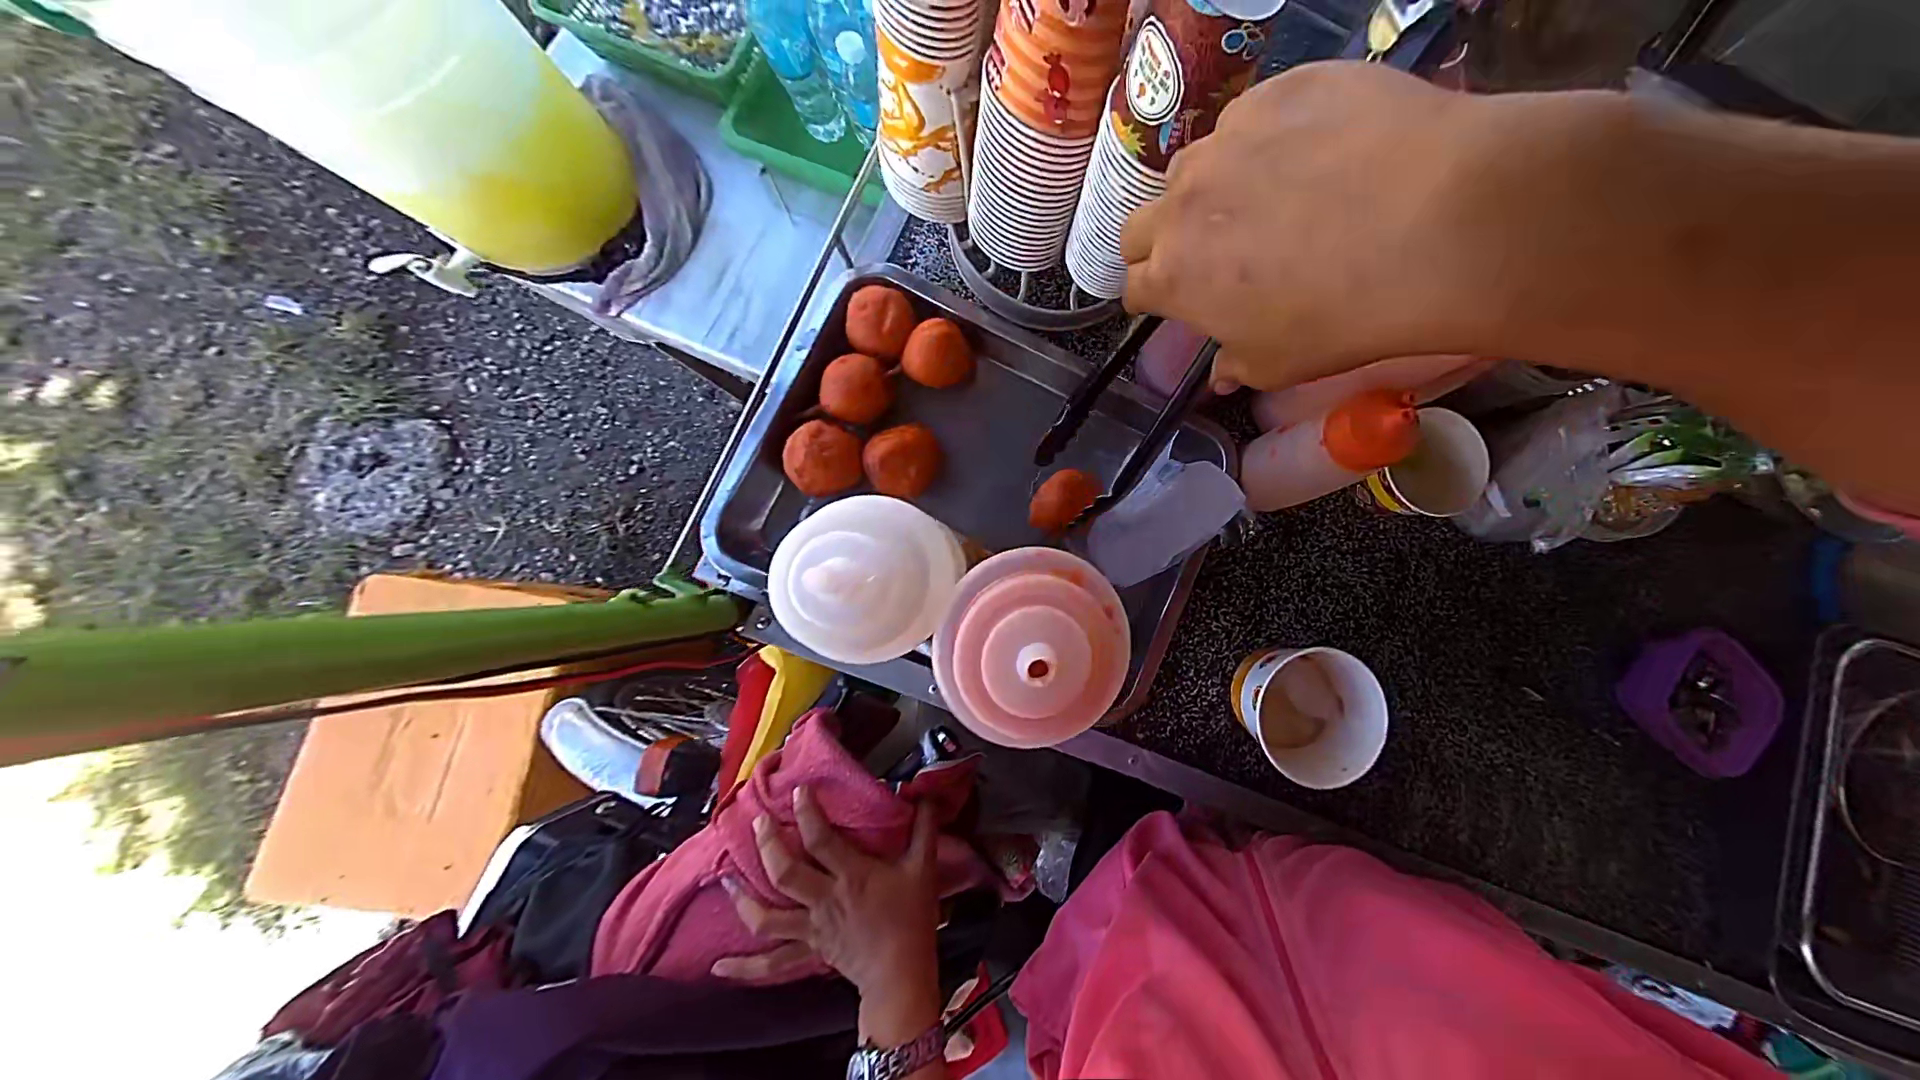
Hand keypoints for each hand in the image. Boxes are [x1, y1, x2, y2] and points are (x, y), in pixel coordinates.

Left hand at [712, 786, 940, 999]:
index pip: (822, 839)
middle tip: (757, 823)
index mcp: (852, 876)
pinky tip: (719, 967)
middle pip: (785, 873)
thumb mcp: (924, 868)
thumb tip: (927, 794)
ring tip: (726, 878)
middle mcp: (824, 900)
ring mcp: (812, 928)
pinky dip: (743, 967)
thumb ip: (925, 829)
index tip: (799, 791)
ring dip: (742, 898)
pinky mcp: (808, 951)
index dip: (808, 812)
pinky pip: (771, 963)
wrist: (902, 975)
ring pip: (766, 917)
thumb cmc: (912, 919)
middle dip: (767, 845)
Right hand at [1119, 62, 1598, 393]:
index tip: (1167, 302)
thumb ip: (1235, 366)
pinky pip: (1249, 118)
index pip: (1132, 286)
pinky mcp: (1280, 92)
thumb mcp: (1277, 364)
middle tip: (1198, 254)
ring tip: (1254, 198)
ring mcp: (1227, 141)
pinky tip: (1308, 154)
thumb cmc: (1341, 314)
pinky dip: (1260, 142)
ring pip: (1189, 168)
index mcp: (1171, 276)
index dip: (1147, 297)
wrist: (1439, 225)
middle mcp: (1181, 206)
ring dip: (1203, 190)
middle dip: (1155, 244)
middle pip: (1138, 226)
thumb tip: (1222, 375)